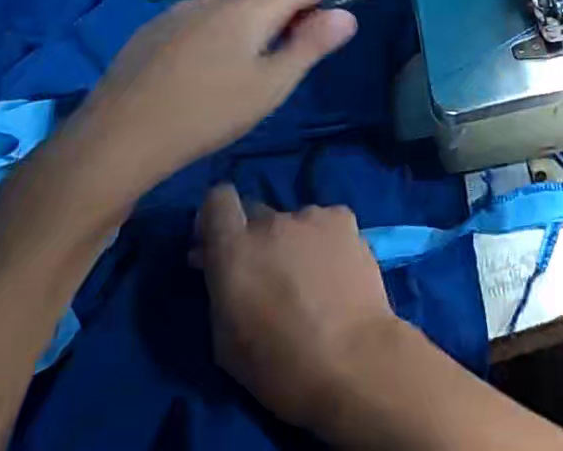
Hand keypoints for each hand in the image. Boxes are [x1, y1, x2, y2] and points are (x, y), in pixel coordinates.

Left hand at [59, 0, 377, 200]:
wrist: (112, 141)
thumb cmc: (206, 113)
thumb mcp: (272, 84)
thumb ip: (312, 43)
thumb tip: (346, 13)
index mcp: (253, 3)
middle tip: (337, 15)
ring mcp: (187, 6)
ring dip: (279, 4)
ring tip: (293, 29)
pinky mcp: (162, 25)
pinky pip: (219, 7)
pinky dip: (247, 14)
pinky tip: (240, 42)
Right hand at [196, 185, 402, 432]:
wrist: (349, 355)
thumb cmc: (276, 361)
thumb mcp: (223, 334)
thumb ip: (219, 285)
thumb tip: (213, 260)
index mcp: (233, 249)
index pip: (217, 201)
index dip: (216, 217)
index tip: (219, 240)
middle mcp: (271, 222)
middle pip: (256, 215)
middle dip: (254, 238)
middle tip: (267, 271)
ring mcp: (312, 216)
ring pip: (294, 221)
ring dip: (293, 240)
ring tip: (309, 274)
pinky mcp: (346, 218)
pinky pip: (325, 223)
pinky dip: (325, 239)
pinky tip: (334, 266)